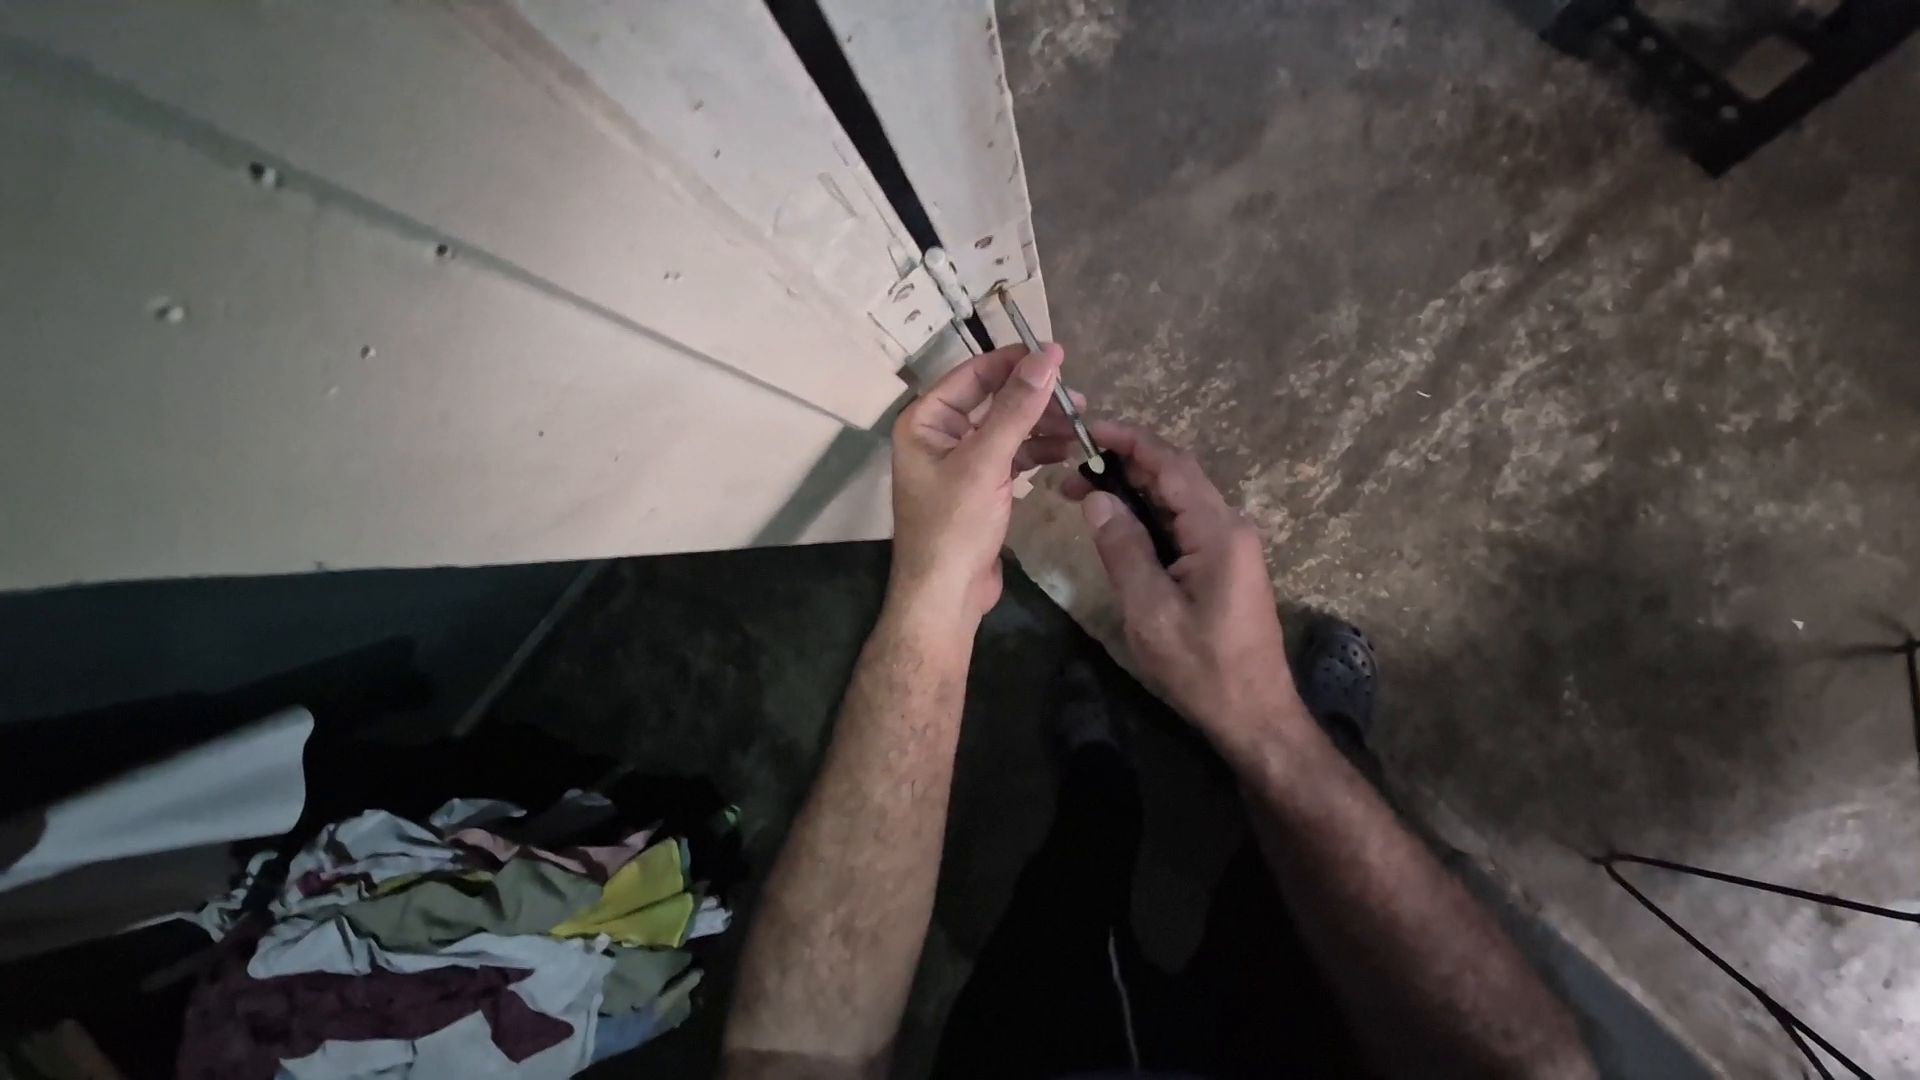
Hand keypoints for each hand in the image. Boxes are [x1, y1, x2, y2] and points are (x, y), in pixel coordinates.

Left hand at [890, 343, 1082, 624]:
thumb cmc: (954, 525)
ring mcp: (961, 463)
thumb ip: (1017, 408)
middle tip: (1077, 399)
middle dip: (1034, 399)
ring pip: (1007, 430)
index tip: (1058, 355)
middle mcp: (939, 437)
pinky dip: (1037, 452)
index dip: (1014, 362)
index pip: (973, 375)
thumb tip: (1047, 356)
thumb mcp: (985, 461)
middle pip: (993, 401)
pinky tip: (1066, 450)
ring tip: (1080, 426)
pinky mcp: (981, 488)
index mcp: (925, 422)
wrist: (946, 595)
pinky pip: (1012, 457)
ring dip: (1042, 426)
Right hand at [1061, 423, 1309, 754]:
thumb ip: (1123, 549)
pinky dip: (1147, 517)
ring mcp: (1229, 546)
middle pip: (1175, 477)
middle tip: (1070, 474)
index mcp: (1217, 531)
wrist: (1254, 714)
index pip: (1172, 465)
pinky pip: (1182, 525)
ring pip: (1177, 501)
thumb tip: (1097, 498)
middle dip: (1123, 466)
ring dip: (1133, 491)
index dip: (1129, 441)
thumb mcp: (1150, 610)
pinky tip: (1117, 525)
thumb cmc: (1202, 667)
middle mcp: (1228, 527)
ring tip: (1082, 495)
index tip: (1087, 431)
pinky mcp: (1223, 565)